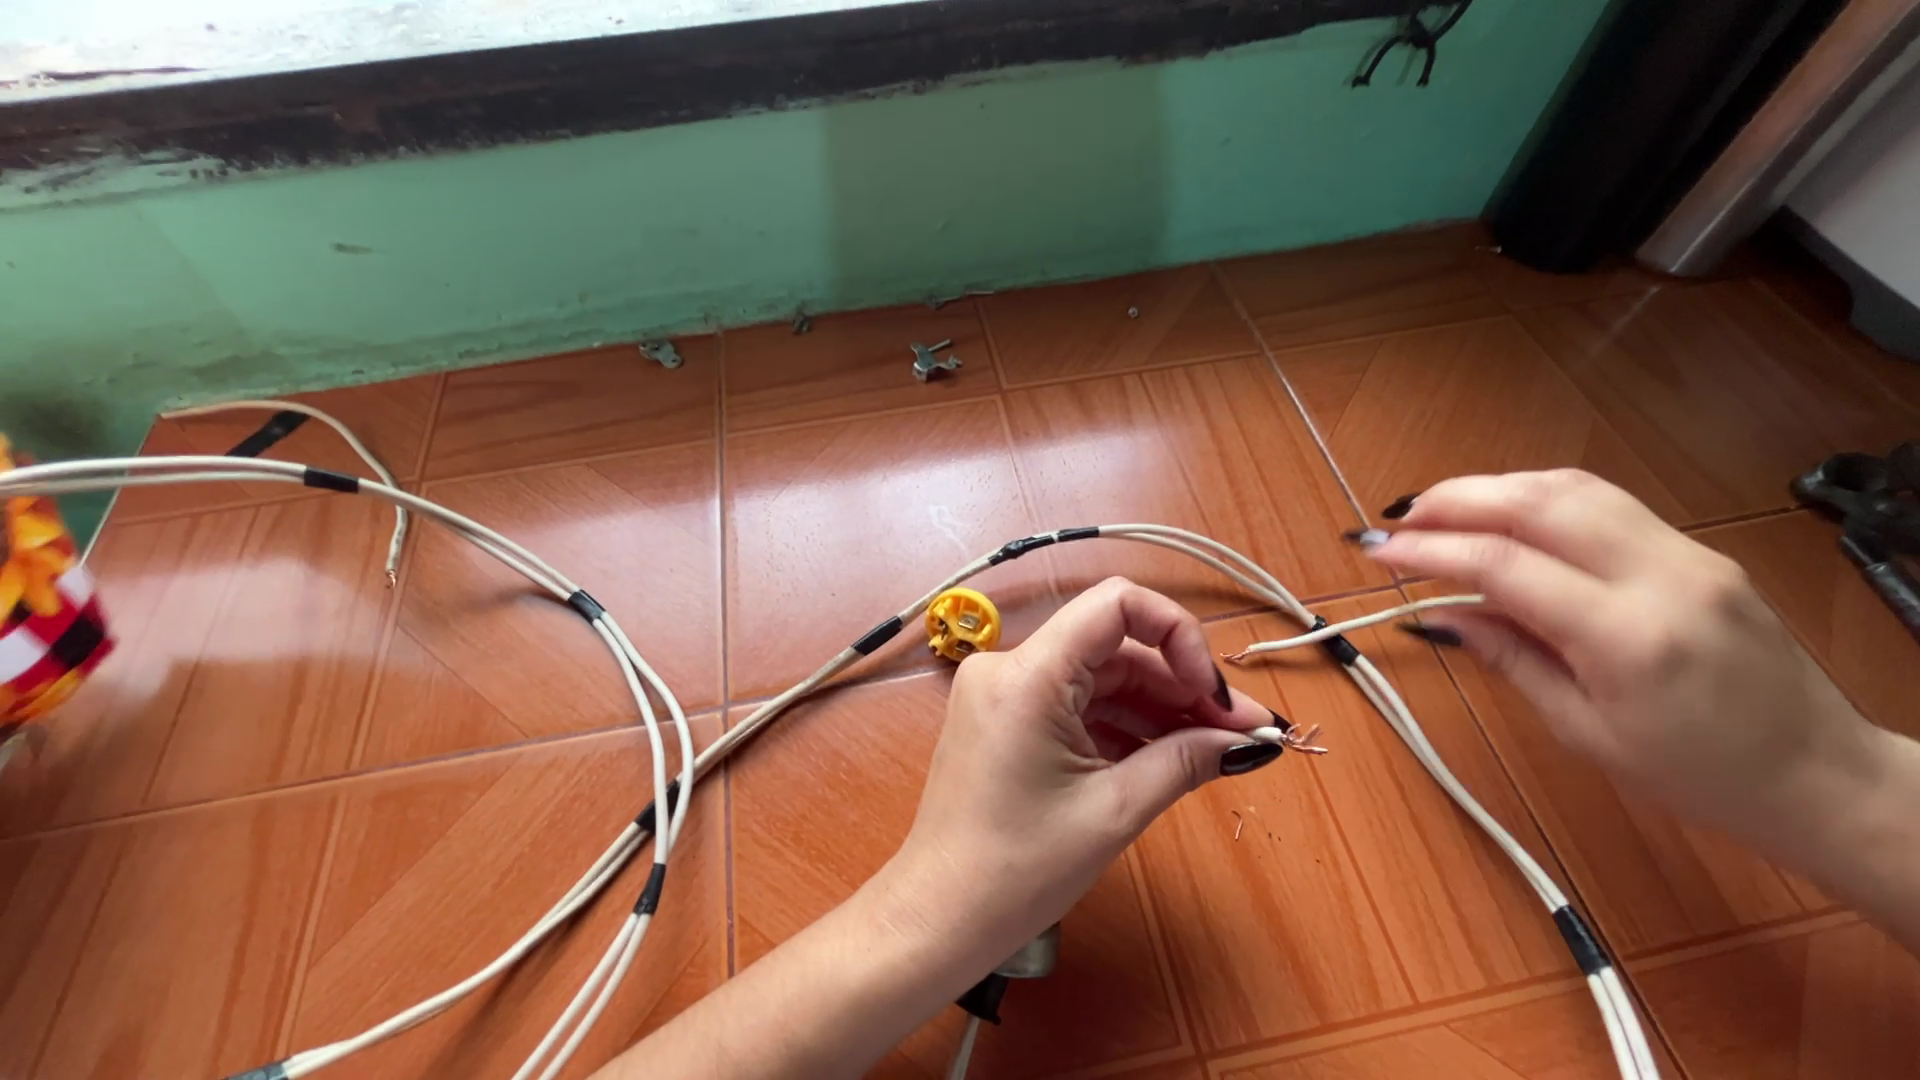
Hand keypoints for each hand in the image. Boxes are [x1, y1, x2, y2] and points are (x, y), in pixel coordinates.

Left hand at [878, 577, 1283, 969]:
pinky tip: (1171, 755)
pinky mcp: (1008, 718)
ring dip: (1161, 709)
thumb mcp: (1113, 811)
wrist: (941, 916)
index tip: (1214, 694)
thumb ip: (1184, 761)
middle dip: (1183, 686)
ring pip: (1101, 677)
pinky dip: (1125, 725)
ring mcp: (1005, 691)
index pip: (1116, 603)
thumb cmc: (1019, 869)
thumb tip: (1247, 740)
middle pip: (1116, 647)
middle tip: (1245, 732)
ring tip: (1222, 749)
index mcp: (1027, 674)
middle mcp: (1010, 666)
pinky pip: (1078, 704)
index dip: (1178, 634)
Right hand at [1368, 469, 1880, 840]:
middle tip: (1396, 520)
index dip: (1430, 551)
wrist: (1823, 774)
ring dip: (1491, 487)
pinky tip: (1499, 514)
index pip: (1504, 565)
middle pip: (1538, 503)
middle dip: (1453, 500)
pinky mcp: (1695, 548)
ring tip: (1435, 510)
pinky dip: (1534, 495)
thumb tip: (1436, 613)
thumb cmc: (1694, 773)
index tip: (1377, 553)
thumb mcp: (1581, 728)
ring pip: (1570, 486)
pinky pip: (1601, 500)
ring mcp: (1688, 552)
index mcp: (1628, 636)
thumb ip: (1507, 656)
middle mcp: (1662, 575)